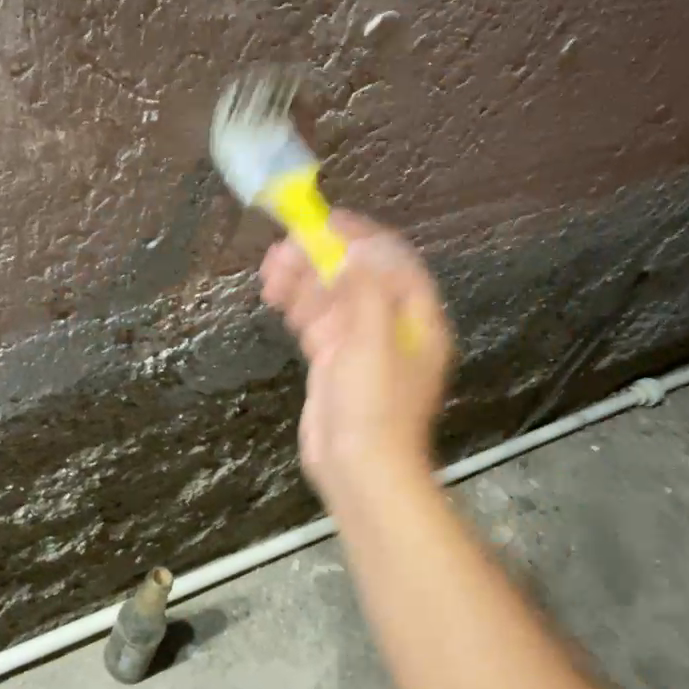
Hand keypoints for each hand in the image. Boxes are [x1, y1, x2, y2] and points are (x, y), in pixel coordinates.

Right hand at [259, 209, 453, 502]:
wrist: (359, 469)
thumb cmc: (374, 405)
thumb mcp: (374, 341)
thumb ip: (366, 290)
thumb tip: (355, 247)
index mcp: (416, 319)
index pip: (394, 262)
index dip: (362, 237)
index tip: (326, 220)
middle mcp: (391, 326)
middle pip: (356, 276)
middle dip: (322, 257)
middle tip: (285, 245)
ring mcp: (360, 344)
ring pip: (330, 297)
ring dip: (303, 278)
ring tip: (271, 268)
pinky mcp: (332, 360)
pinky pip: (315, 320)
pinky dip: (296, 304)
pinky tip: (275, 294)